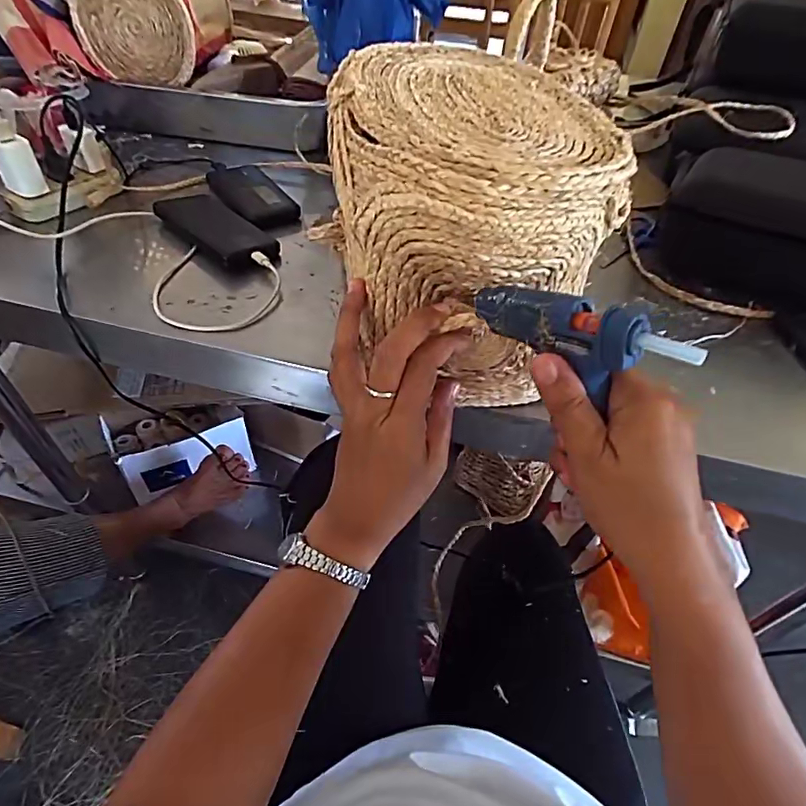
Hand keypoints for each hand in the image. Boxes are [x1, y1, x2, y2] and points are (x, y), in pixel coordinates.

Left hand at [312, 279, 466, 569]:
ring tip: (360, 286)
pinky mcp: (343, 407)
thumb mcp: (434, 464)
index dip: (445, 345)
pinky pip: (341, 366)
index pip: (423, 369)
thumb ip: (441, 418)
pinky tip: (350, 322)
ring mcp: (352, 406)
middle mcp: (373, 409)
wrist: (355, 519)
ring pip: (349, 353)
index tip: (464, 333)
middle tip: (442, 307)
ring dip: (352, 317)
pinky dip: (344, 340)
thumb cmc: (399, 499)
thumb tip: (450, 381)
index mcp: (401, 426)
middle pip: (391, 352)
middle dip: (418, 323)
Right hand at [531, 355, 721, 580]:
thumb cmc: (627, 507)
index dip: (572, 378)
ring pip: (613, 415)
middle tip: (570, 457)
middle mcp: (665, 402)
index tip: (555, 408)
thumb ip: (566, 403)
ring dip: (590, 439)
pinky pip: (630, 433)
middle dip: (579, 419)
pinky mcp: (672, 446)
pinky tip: (601, 478)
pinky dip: (610, 450)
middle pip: (605, 390)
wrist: (673, 558)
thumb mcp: (586, 454)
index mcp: (646, 397)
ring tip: (583, 475)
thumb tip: (545, 358)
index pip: (601, 359)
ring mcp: (672, 425)